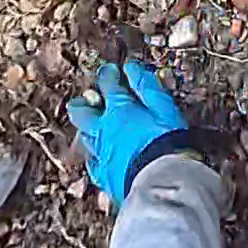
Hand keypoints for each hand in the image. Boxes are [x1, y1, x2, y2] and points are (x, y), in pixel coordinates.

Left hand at [67, 61, 189, 205]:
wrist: (159, 179)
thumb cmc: (165, 140)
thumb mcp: (163, 105)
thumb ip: (146, 86)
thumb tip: (132, 69)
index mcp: (118, 111)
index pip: (108, 86)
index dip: (107, 75)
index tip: (109, 70)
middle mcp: (103, 131)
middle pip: (82, 113)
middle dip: (82, 103)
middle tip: (85, 98)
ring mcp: (100, 153)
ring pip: (83, 137)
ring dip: (86, 128)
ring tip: (90, 125)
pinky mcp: (103, 175)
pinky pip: (91, 162)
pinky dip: (93, 155)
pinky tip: (96, 155)